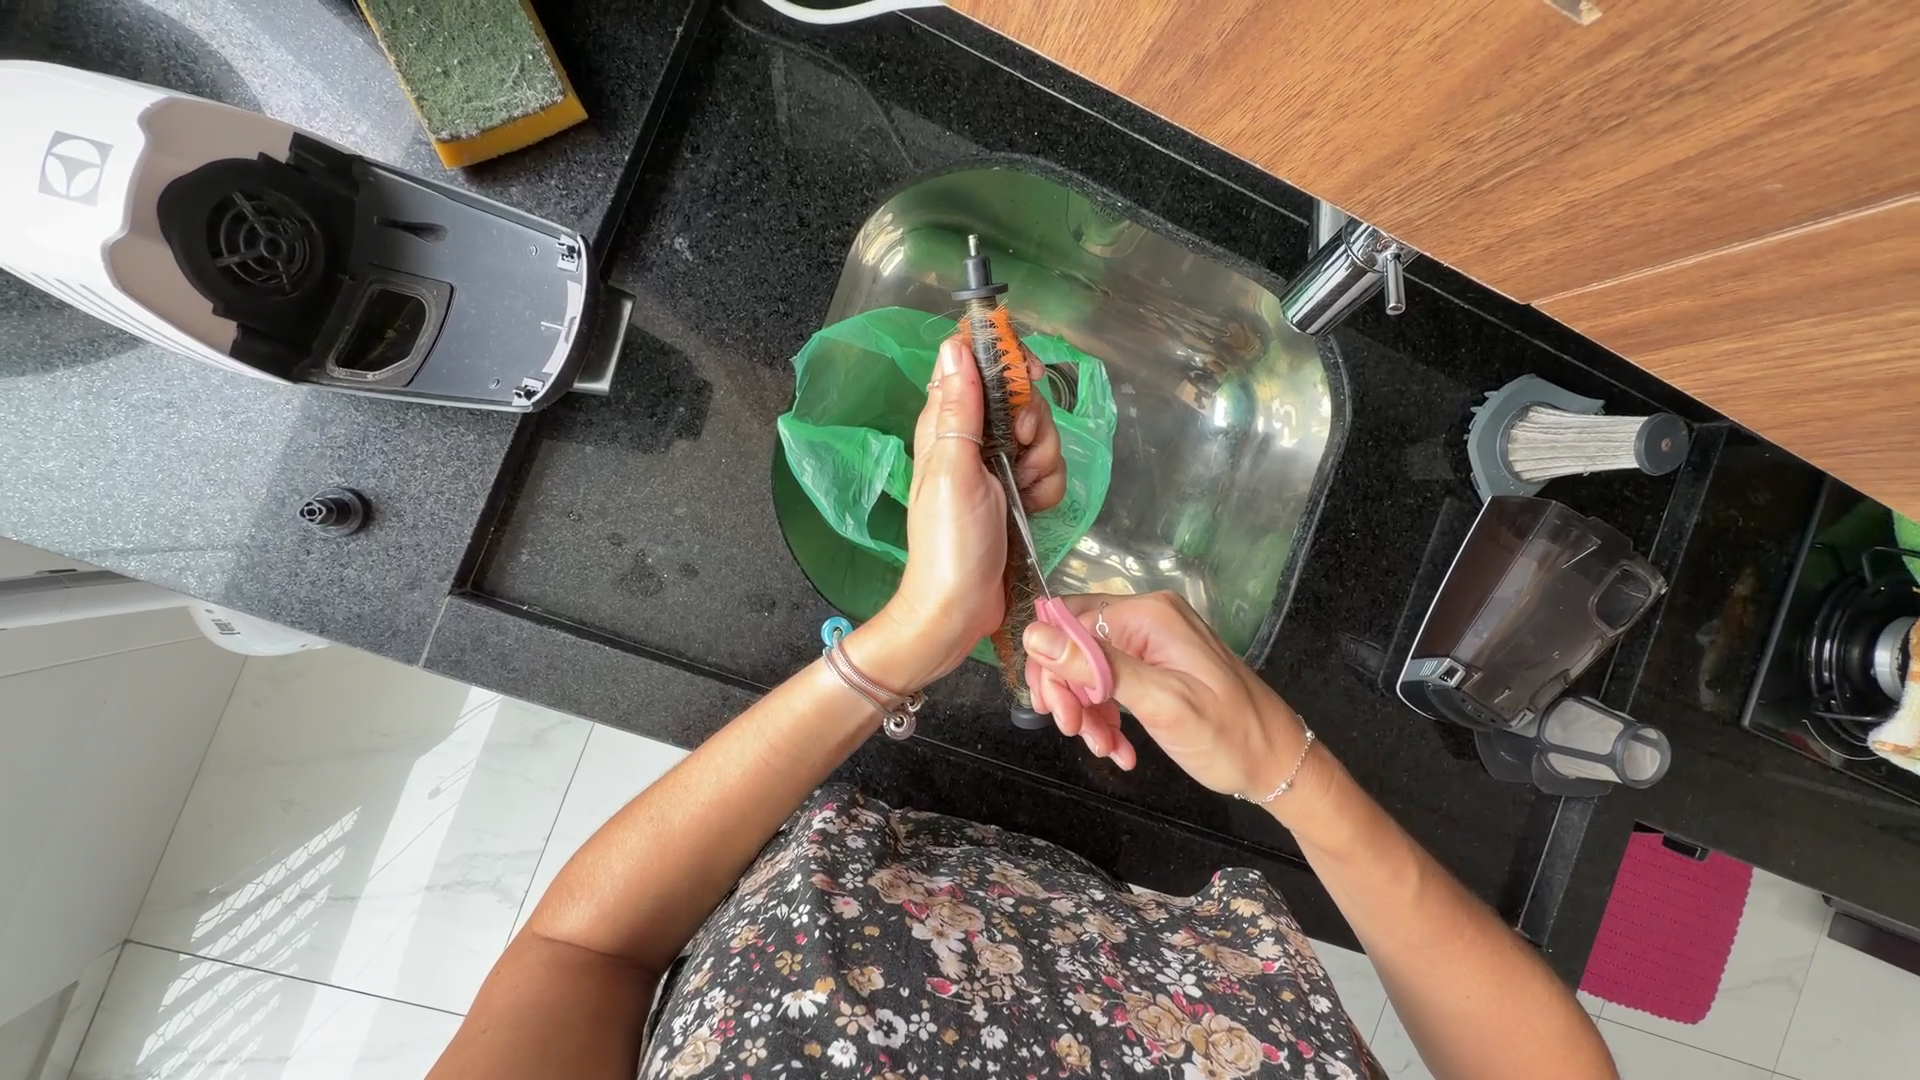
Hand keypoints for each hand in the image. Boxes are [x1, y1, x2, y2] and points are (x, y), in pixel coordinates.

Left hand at [869, 335, 1064, 688]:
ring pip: (1042, 436)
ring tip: (1023, 492)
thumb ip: (959, 408)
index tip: (1028, 381)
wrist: (960, 607)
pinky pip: (1048, 471)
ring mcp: (998, 468)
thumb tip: (955, 346)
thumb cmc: (950, 540)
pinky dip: (1047, 488)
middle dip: (1034, 424)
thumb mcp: (953, 468)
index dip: (1006, 363)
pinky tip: (1033, 508)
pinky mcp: (1018, 493)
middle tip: (1020, 453)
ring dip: (1043, 463)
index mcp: (946, 424)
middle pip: (1021, 400)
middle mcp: (973, 440)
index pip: (976, 365)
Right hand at [1022, 592, 1311, 797]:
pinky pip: (1111, 682)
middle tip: (1076, 732)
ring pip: (1088, 667)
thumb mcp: (1161, 703)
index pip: (1068, 622)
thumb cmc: (1229, 735)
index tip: (1056, 712)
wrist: (1281, 765)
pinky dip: (1106, 715)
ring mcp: (1153, 642)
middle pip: (1075, 643)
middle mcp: (1147, 617)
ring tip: (1104, 747)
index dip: (1052, 666)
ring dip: (1086, 710)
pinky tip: (1119, 747)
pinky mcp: (1156, 666)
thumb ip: (1098, 667)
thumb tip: (1033, 635)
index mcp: (1148, 614)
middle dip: (1068, 691)